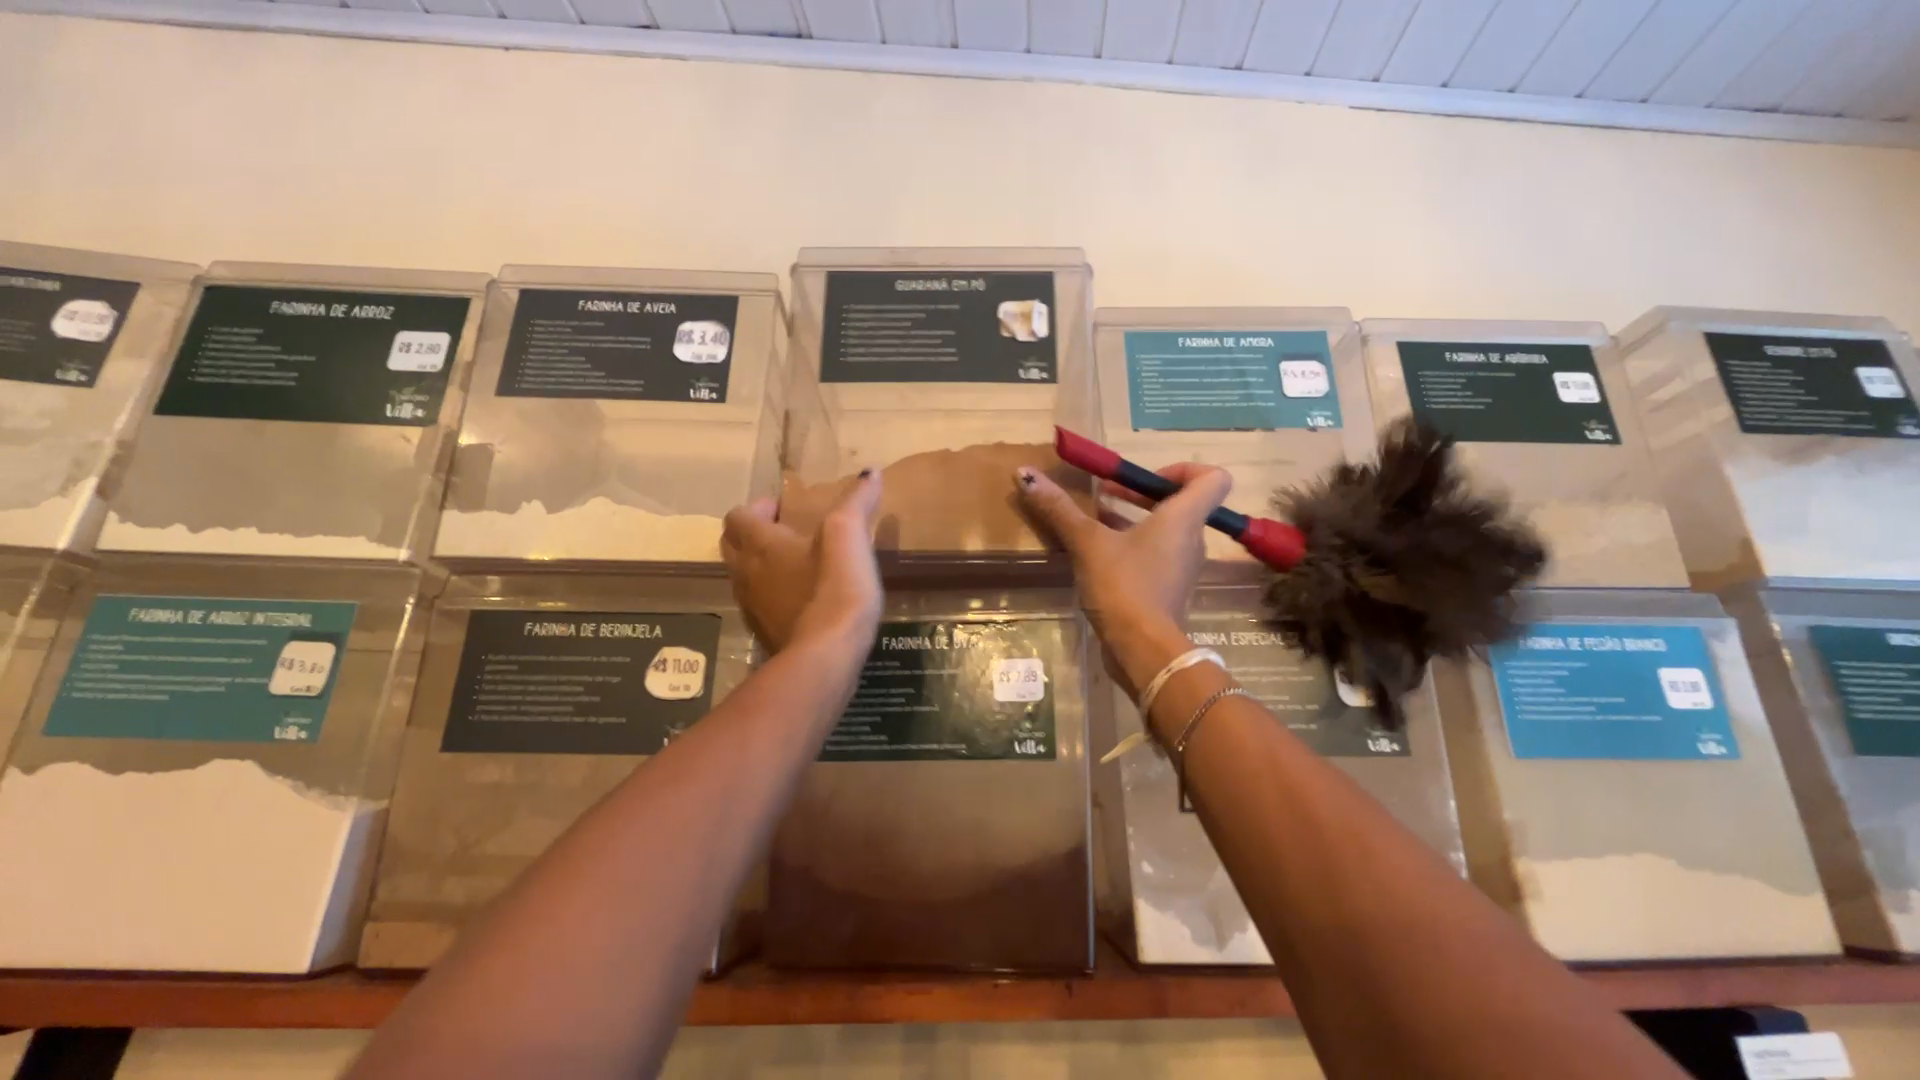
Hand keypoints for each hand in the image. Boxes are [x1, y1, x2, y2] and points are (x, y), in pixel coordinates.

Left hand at [722, 469, 883, 654]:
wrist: (826, 656)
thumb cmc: (835, 588)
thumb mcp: (850, 536)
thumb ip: (857, 502)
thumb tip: (870, 472)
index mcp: (760, 544)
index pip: (737, 515)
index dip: (758, 507)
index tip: (786, 510)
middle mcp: (745, 572)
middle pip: (731, 544)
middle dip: (752, 533)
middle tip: (785, 533)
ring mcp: (751, 606)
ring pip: (741, 575)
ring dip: (760, 565)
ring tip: (794, 564)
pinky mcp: (763, 633)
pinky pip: (758, 604)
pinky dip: (771, 595)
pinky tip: (801, 599)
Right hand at [1015, 463, 1232, 694]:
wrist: (1143, 650)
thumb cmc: (1124, 586)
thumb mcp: (1087, 543)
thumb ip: (1058, 508)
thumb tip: (1024, 474)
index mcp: (1183, 518)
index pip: (1212, 478)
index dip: (1183, 469)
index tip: (1141, 479)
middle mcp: (1191, 539)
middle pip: (1180, 503)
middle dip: (1140, 494)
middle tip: (1103, 496)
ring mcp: (1182, 567)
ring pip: (1164, 531)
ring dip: (1132, 521)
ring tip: (1093, 524)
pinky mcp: (1168, 590)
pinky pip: (1155, 556)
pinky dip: (1131, 548)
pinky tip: (1097, 557)